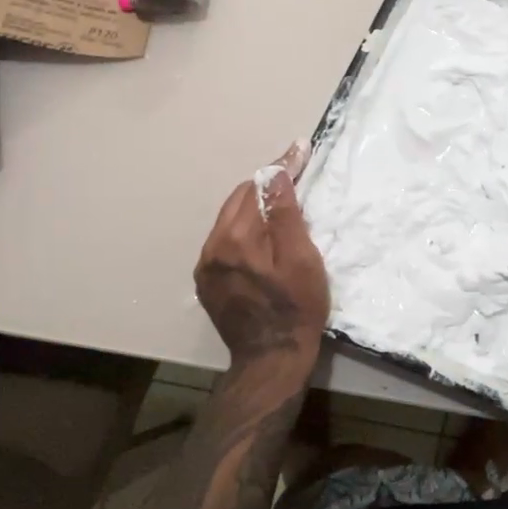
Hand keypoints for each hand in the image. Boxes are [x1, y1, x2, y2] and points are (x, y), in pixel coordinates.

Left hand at [195, 143, 328, 379]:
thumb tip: (276, 172)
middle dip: (265, 183)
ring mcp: (205, 266)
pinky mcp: (206, 281)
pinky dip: (244, 227)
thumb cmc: (296, 307)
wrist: (271, 359)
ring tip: (281, 200)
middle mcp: (212, 247)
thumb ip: (286, 214)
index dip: (280, 168)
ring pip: (229, 219)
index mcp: (236, 238)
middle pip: (238, 199)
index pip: (257, 187)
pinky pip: (224, 240)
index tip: (300, 149)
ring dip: (253, 205)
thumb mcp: (302, 258)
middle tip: (294, 172)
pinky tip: (262, 234)